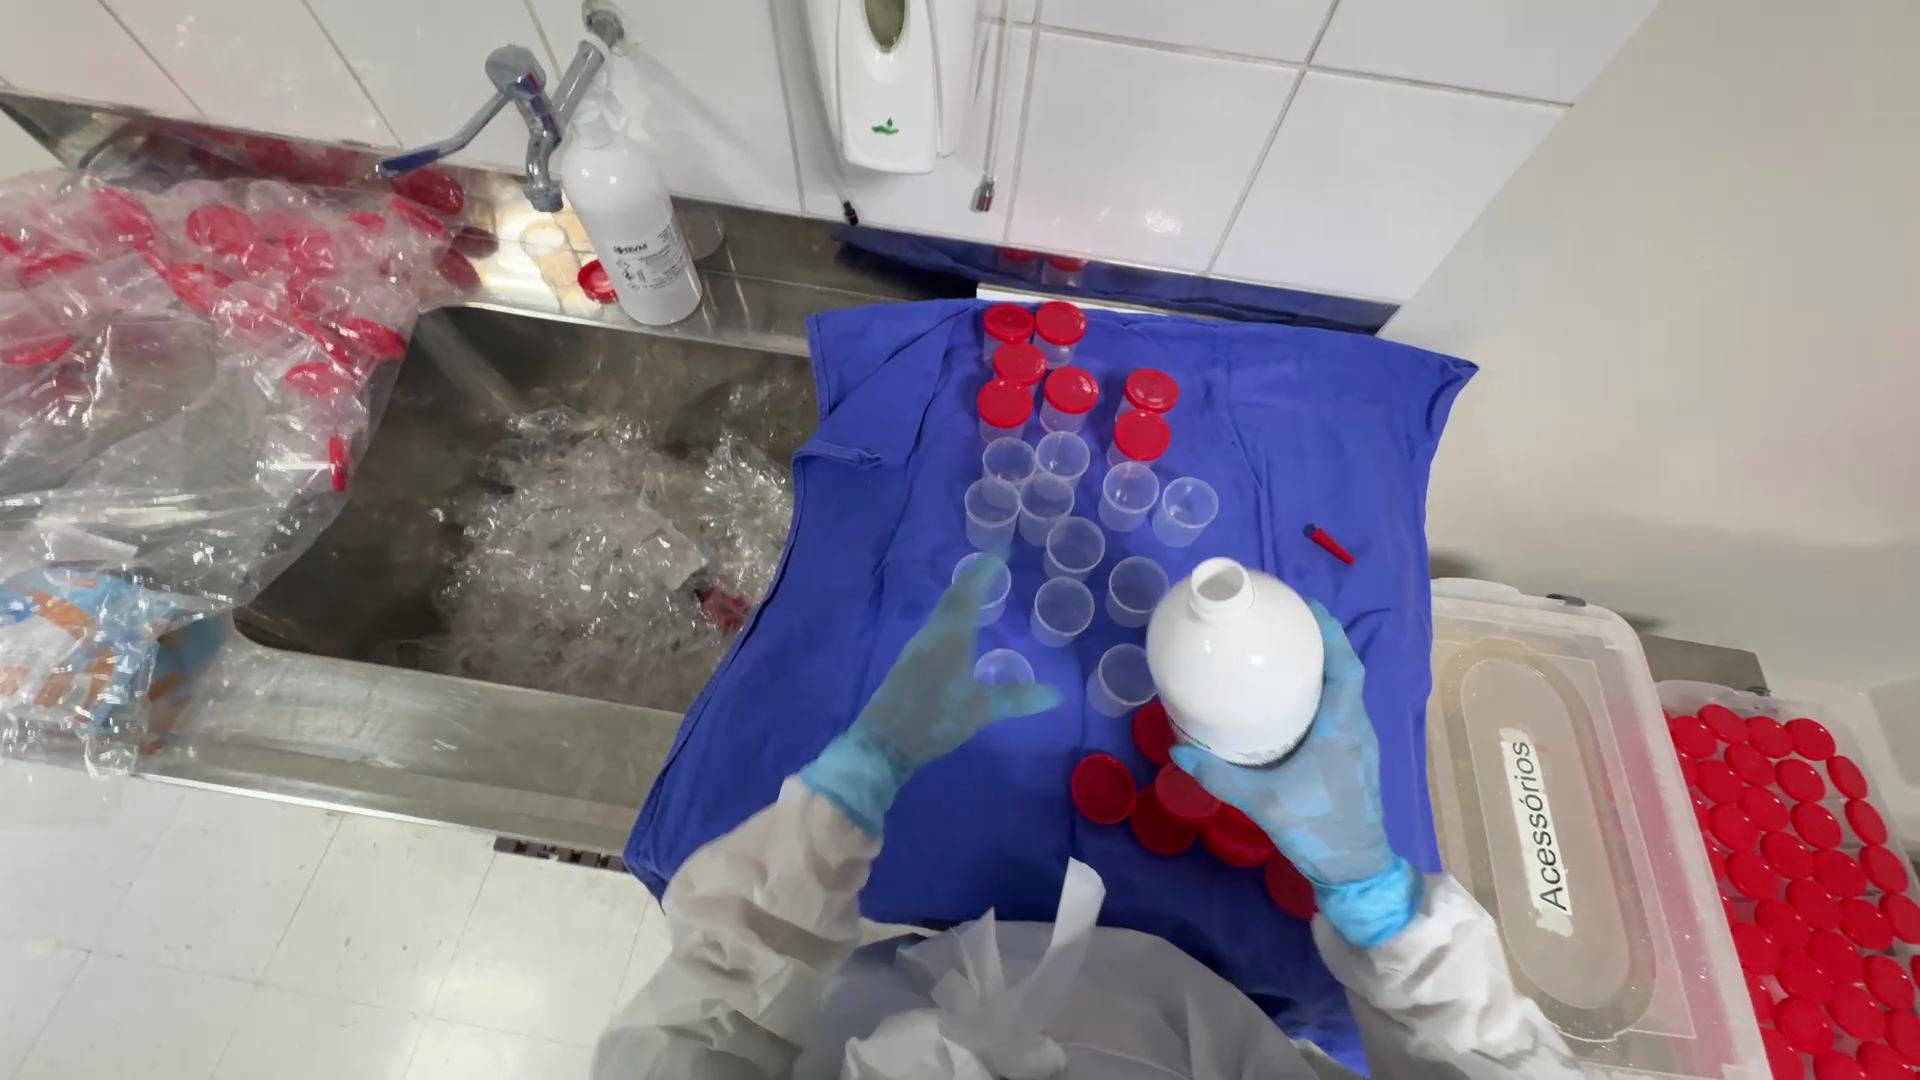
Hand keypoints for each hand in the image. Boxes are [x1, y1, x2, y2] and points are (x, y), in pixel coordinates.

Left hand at [801, 558, 1061, 833]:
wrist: (882, 743)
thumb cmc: (933, 720)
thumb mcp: (980, 711)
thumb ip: (1017, 699)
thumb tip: (1057, 694)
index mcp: (949, 636)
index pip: (969, 593)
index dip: (985, 570)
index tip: (1002, 551)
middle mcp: (931, 634)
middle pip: (953, 597)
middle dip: (974, 579)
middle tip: (994, 568)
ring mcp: (916, 648)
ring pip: (942, 612)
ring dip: (962, 598)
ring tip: (981, 594)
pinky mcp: (909, 663)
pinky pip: (936, 627)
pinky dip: (953, 618)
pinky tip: (959, 631)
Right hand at [1171, 600, 1421, 945]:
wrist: (1357, 873)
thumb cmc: (1318, 831)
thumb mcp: (1263, 803)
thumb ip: (1219, 775)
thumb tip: (1177, 750)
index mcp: (1341, 729)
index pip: (1345, 667)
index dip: (1331, 632)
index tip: (1306, 606)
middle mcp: (1354, 727)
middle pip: (1344, 670)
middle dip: (1319, 641)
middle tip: (1281, 623)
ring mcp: (1356, 742)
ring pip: (1342, 689)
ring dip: (1320, 665)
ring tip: (1280, 652)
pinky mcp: (1351, 756)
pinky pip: (1337, 708)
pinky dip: (1318, 690)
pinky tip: (1286, 698)